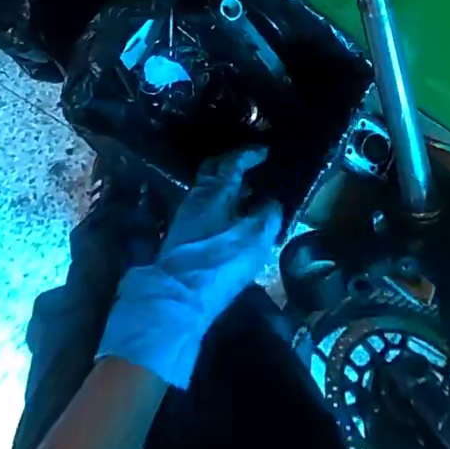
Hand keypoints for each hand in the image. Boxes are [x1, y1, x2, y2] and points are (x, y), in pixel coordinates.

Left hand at [96, 147, 281, 386]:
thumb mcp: (255, 236)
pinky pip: (206, 207)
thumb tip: (272, 202)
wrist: (177, 297)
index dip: (250, 154)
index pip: (233, 161)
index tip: (264, 151)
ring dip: (227, 187)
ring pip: (209, 189)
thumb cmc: (220, 260)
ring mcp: (187, 215)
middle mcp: (198, 196)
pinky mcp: (182, 236)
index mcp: (216, 189)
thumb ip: (268, 214)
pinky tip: (233, 219)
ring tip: (248, 193)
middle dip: (232, 163)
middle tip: (251, 165)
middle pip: (214, 169)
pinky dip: (221, 204)